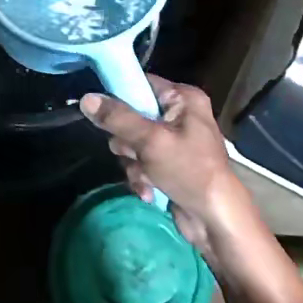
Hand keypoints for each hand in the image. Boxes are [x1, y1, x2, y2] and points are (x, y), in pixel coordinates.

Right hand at [80, 76, 260, 262]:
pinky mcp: (169, 166)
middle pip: (132, 116)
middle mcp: (180, 115)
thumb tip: (86, 98)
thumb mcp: (151, 141)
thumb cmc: (189, 171)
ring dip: (133, 164)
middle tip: (133, 153)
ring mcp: (174, 142)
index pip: (141, 83)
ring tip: (146, 178)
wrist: (215, 219)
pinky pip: (141, 163)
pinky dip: (141, 177)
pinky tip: (149, 191)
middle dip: (127, 142)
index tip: (102, 112)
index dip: (120, 96)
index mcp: (184, 99)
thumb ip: (118, 119)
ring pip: (132, 144)